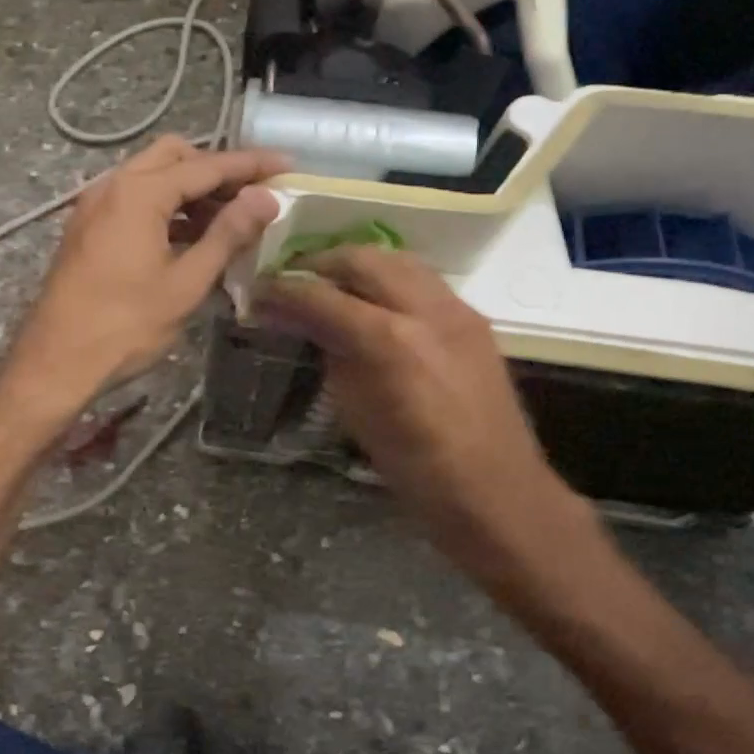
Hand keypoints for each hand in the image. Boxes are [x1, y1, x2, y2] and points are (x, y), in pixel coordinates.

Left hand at [9, 137, 286, 403]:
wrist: (56, 361)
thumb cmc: (125, 326)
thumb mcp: (185, 283)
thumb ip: (227, 235)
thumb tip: (265, 199)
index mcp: (138, 192)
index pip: (206, 165)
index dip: (250, 165)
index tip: (286, 165)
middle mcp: (112, 186)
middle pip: (173, 157)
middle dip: (215, 169)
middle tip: (253, 194)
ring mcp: (93, 206)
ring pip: (150, 177)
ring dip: (189, 189)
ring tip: (229, 219)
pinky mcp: (86, 228)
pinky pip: (132, 199)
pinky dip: (164, 206)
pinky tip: (189, 235)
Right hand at [254, 246, 590, 574]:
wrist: (495, 493)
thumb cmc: (415, 468)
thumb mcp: (356, 412)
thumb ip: (331, 355)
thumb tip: (304, 323)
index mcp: (389, 340)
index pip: (321, 296)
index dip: (283, 291)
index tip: (258, 293)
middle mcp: (426, 310)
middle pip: (361, 260)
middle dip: (319, 265)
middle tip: (291, 282)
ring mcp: (456, 309)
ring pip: (397, 260)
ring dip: (357, 266)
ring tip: (330, 284)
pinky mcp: (474, 319)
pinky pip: (423, 280)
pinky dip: (389, 280)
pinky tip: (374, 302)